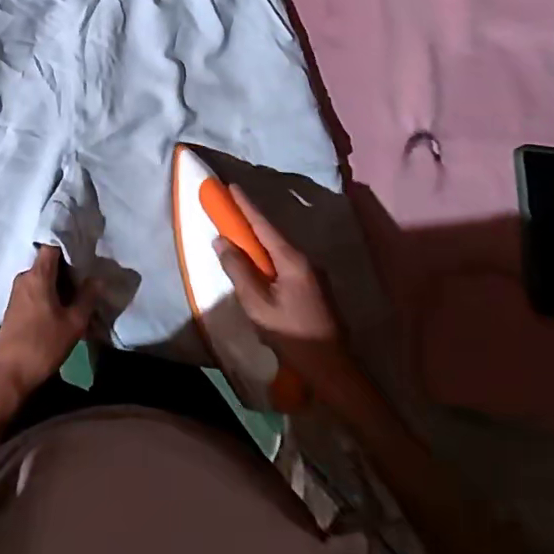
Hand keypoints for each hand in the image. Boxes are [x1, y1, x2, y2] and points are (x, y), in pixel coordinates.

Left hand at [0, 245, 98, 400]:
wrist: (10, 372)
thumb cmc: (43, 344)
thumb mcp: (73, 323)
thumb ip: (87, 297)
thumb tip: (97, 278)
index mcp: (37, 275)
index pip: (51, 246)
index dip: (68, 243)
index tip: (85, 247)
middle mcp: (24, 277)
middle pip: (48, 261)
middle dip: (68, 266)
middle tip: (89, 273)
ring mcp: (17, 291)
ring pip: (42, 276)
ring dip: (60, 281)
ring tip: (80, 290)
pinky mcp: (15, 304)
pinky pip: (35, 288)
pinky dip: (50, 291)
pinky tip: (64, 304)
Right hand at [213, 184, 356, 395]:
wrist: (332, 368)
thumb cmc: (292, 334)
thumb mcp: (257, 304)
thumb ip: (238, 270)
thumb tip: (222, 241)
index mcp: (292, 260)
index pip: (264, 225)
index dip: (246, 205)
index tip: (231, 186)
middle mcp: (305, 260)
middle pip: (272, 233)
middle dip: (250, 219)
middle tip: (230, 207)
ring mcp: (312, 273)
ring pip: (278, 247)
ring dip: (258, 237)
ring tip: (238, 230)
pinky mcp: (312, 286)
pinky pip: (283, 260)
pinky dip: (266, 253)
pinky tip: (256, 260)